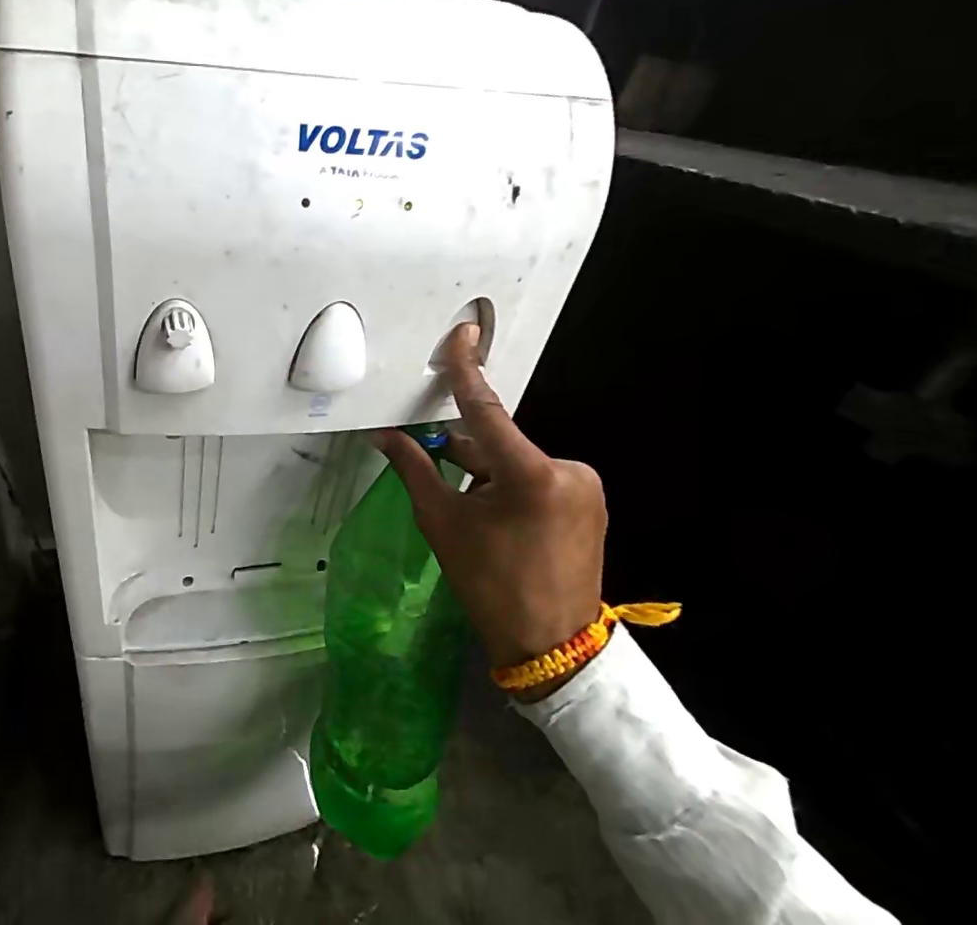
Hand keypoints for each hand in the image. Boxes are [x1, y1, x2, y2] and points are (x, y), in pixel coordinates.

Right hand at [375, 324, 606, 681]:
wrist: (550, 642)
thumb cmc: (488, 582)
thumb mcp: (443, 522)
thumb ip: (416, 469)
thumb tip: (386, 436)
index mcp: (530, 474)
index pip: (487, 410)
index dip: (467, 370)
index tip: (462, 334)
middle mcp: (566, 469)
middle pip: (499, 443)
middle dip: (465, 452)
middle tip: (431, 461)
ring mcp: (584, 485)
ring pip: (518, 462)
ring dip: (487, 473)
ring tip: (468, 510)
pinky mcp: (591, 501)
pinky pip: (538, 478)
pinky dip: (510, 486)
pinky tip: (495, 518)